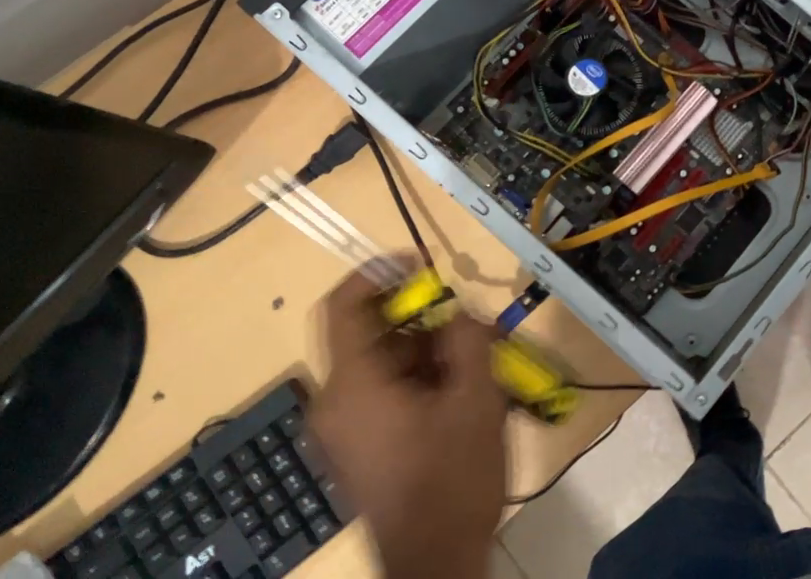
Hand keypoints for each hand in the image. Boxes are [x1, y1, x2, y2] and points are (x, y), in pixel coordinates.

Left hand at [311, 267, 506, 578]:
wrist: (434, 562)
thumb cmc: (453, 478)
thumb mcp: (475, 399)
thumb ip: (467, 338)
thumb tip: (457, 309)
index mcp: (352, 385)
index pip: (343, 305)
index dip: (378, 271)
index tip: (422, 260)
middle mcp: (335, 402)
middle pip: (368, 333)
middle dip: (420, 317)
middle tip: (466, 318)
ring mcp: (342, 428)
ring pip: (380, 362)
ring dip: (425, 348)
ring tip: (475, 356)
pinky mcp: (357, 447)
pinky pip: (381, 391)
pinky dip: (417, 376)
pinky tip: (460, 389)